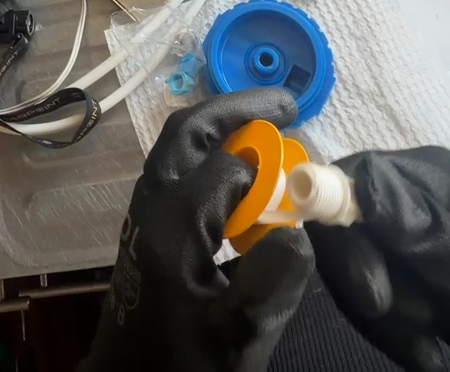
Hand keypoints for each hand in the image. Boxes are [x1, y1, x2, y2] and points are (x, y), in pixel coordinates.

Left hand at [80, 89, 313, 371]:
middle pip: (188, 131)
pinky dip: (209, 152)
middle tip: (284, 104)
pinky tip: (238, 168)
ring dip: (221, 126)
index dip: (270, 168)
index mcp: (173, 228)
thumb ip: (271, 283)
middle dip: (235, 108)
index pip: (227, 169)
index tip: (306, 175)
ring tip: (265, 124)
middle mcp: (152, 204)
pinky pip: (176, 166)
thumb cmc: (182, 366)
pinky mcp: (146, 221)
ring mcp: (144, 209)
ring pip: (178, 144)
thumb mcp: (237, 339)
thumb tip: (299, 231)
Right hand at [307, 147, 449, 371]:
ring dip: (383, 315)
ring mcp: (403, 227)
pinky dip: (390, 325)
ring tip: (427, 347)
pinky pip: (368, 288)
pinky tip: (424, 347)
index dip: (343, 232)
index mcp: (426, 172)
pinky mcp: (404, 264)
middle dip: (367, 283)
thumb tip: (359, 179)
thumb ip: (420, 227)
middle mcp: (406, 190)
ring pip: (351, 263)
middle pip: (343, 224)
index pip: (350, 180)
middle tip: (411, 329)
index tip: (371, 296)